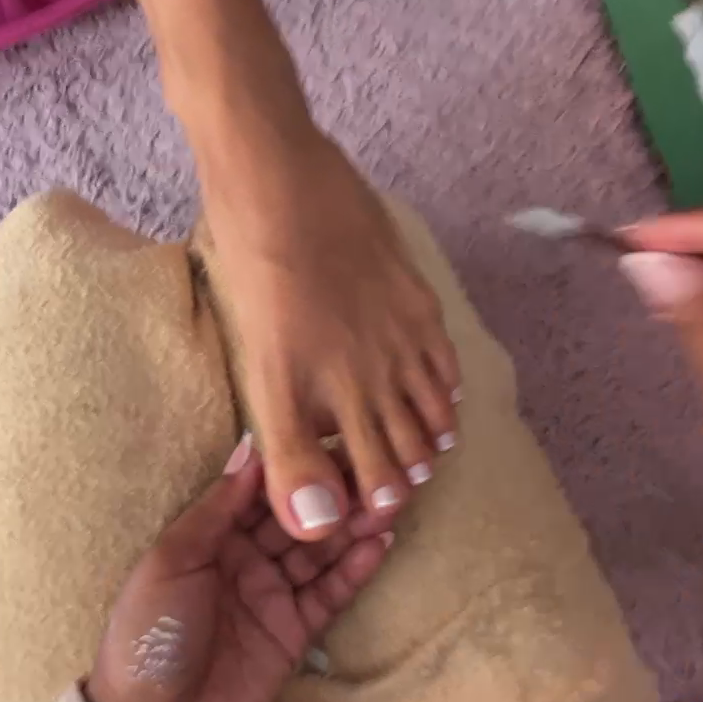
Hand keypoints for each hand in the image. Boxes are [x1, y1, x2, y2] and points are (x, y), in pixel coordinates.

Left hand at [85, 436, 393, 701]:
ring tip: (388, 499)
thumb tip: (250, 450)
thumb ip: (215, 509)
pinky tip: (380, 544)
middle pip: (295, 518)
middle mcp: (244, 559)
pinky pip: (329, 594)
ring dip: (351, 526)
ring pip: (319, 552)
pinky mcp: (295, 632)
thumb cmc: (152, 634)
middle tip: (373, 468)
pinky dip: (355, 570)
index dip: (293, 468)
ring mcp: (272, 595)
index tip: (331, 438)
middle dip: (332, 494)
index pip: (259, 493)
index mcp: (209, 538)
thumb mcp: (171, 561)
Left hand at [205, 132, 461, 541]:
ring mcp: (404, 332)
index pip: (372, 468)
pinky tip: (446, 394)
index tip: (378, 517)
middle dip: (405, 475)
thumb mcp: (260, 373)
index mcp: (341, 395)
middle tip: (406, 495)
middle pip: (406, 440)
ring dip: (429, 437)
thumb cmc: (256, 276)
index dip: (375, 498)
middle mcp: (383, 372)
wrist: (282, 181)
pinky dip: (446, 386)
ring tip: (430, 457)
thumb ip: (290, 449)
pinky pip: (443, 356)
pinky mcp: (414, 295)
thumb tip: (318, 521)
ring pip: (429, 404)